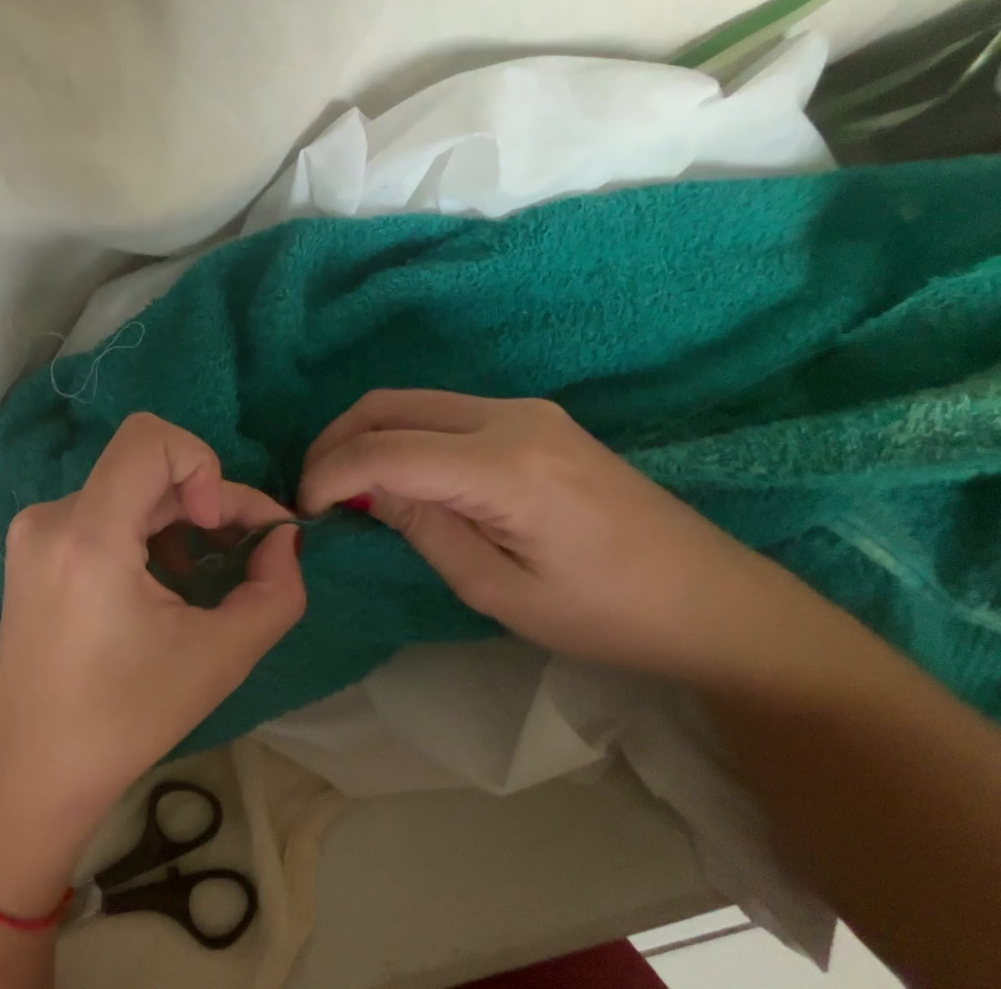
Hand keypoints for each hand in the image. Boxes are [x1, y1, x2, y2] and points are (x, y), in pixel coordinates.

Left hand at [0, 413, 305, 912]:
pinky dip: (141, 535)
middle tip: (244, 556)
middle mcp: (49, 519)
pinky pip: (98, 515)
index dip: (203, 465)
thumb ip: (275, 590)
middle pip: (144, 469)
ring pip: (124, 492)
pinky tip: (159, 587)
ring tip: (200, 582)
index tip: (216, 528)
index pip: (149, 438)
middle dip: (205, 501)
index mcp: (87, 536)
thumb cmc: (126, 719)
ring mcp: (32, 535)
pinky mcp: (30, 553)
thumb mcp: (221, 656)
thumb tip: (283, 543)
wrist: (36, 769)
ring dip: (175, 521)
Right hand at [297, 389, 820, 684]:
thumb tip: (361, 493)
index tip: (302, 514)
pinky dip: (400, 437)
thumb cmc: (606, 616)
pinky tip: (394, 479)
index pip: (383, 449)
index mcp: (505, 464)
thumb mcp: (495, 589)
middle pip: (388, 404)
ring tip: (345, 491)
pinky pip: (441, 413)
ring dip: (365, 437)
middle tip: (313, 497)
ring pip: (411, 402)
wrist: (717, 604)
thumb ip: (421, 527)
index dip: (328, 475)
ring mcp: (528, 411)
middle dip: (335, 444)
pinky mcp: (536, 420)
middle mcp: (513, 416)